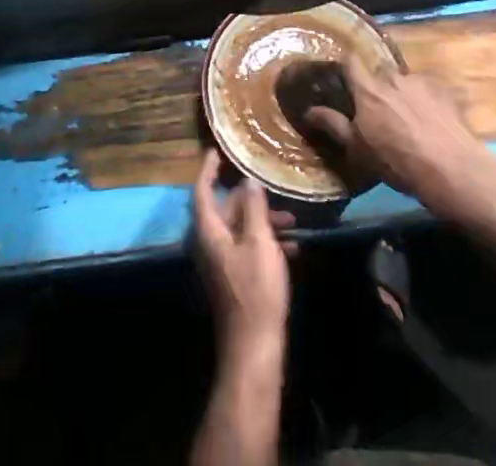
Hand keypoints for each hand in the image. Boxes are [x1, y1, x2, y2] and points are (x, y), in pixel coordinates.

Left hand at [192, 150, 294, 349]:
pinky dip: (264, 243)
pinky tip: (293, 248)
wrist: (254, 344)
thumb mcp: (260, 242)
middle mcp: (208, 242)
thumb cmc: (256, 289)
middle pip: (224, 209)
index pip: (201, 190)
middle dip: (249, 199)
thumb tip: (248, 181)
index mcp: (207, 231)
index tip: (216, 151)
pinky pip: (245, 248)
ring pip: (238, 229)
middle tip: (275, 191)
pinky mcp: (232, 276)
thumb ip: (253, 209)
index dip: (207, 169)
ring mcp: (219, 261)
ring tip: (293, 222)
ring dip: (262, 222)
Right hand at [304, 61, 495, 233]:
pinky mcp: (447, 93)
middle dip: (375, 84)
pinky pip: (428, 91)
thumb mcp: (357, 149)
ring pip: (404, 82)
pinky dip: (425, 101)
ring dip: (402, 94)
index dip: (344, 66)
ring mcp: (423, 83)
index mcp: (368, 90)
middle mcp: (393, 78)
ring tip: (408, 119)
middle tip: (376, 108)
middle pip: (379, 71)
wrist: (453, 170)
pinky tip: (431, 122)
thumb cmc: (397, 161)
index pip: (350, 62)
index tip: (341, 77)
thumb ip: (332, 125)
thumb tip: (309, 110)